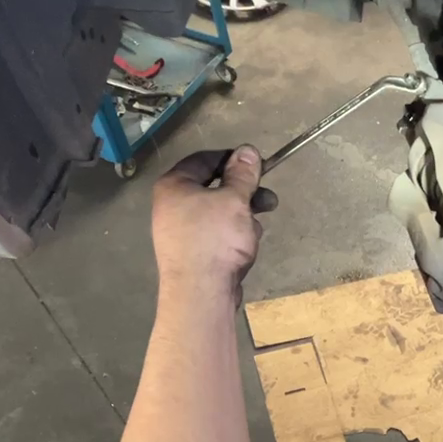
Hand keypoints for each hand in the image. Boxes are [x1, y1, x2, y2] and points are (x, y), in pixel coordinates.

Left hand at [151, 146, 264, 297]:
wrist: (200, 292)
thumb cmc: (215, 239)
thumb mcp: (234, 201)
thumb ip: (243, 175)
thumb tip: (248, 150)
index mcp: (175, 185)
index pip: (204, 160)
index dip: (233, 159)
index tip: (258, 165)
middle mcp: (172, 205)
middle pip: (214, 189)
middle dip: (245, 194)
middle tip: (270, 200)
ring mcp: (180, 231)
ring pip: (219, 214)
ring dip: (243, 218)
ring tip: (256, 230)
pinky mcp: (193, 254)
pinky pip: (217, 235)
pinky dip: (233, 237)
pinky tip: (246, 248)